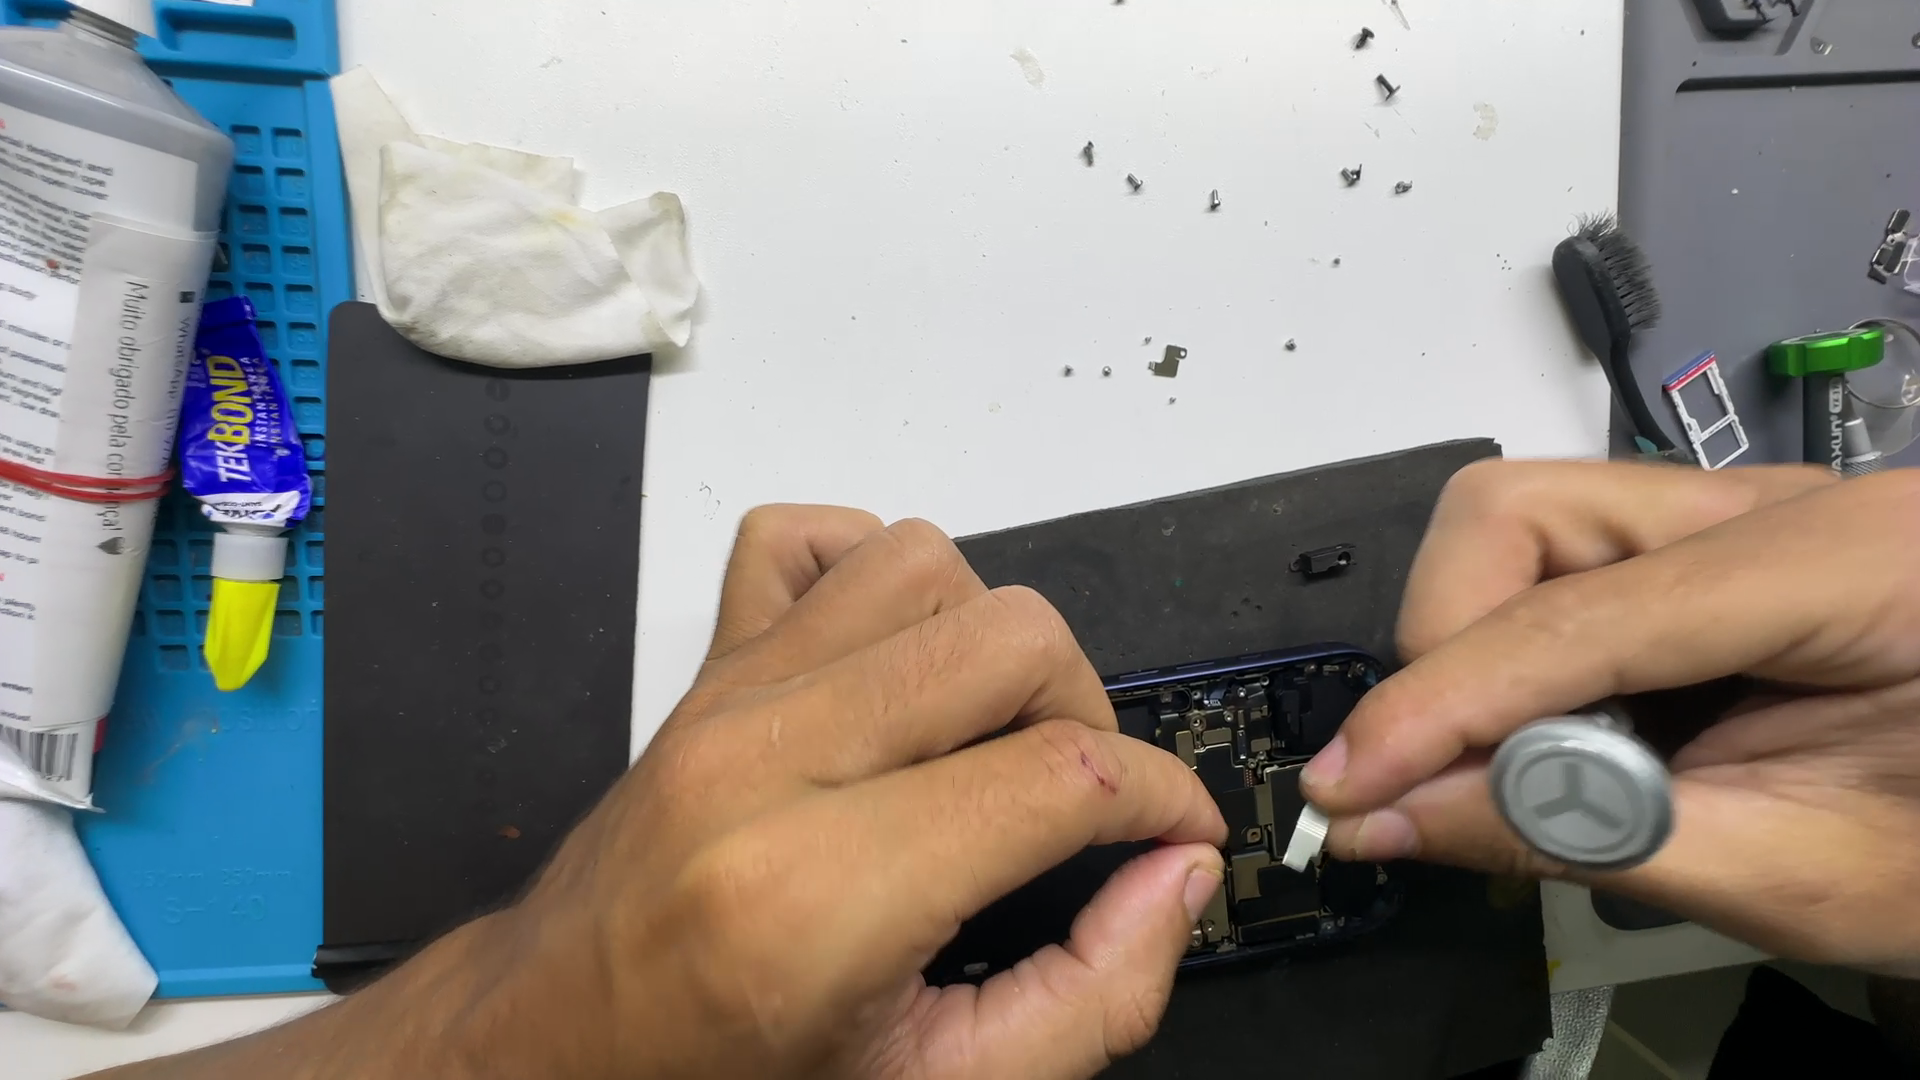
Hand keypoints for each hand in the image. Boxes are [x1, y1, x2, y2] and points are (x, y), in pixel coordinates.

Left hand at [508, 507, 1225, 1077]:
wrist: (550, 1047)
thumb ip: (1088, 1001)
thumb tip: (1175, 874)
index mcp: (820, 895)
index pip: (1056, 776)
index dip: (1156, 795)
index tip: (1176, 826)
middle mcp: (771, 757)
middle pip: (1008, 639)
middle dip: (1084, 709)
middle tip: (1073, 787)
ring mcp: (731, 689)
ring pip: (921, 560)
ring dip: (988, 634)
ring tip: (982, 723)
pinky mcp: (710, 660)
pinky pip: (800, 538)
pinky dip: (870, 567)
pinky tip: (890, 653)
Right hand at [1300, 460, 1919, 973]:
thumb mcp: (1804, 881)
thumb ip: (1574, 838)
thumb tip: (1377, 821)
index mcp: (1845, 565)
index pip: (1570, 617)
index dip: (1438, 706)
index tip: (1343, 790)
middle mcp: (1756, 501)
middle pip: (1506, 518)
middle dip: (1444, 648)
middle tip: (1454, 762)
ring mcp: (1709, 510)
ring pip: (1496, 526)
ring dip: (1458, 642)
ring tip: (1507, 745)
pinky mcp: (1669, 540)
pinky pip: (1524, 563)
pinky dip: (1494, 647)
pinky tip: (1547, 719)